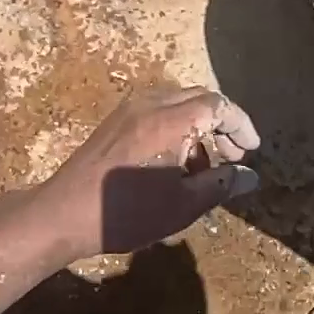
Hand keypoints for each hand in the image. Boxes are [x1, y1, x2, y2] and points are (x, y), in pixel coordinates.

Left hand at [35, 86, 261, 259]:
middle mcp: (148, 105)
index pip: (217, 105)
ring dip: (197, 126)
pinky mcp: (114, 122)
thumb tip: (250, 176)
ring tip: (202, 168)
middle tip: (233, 157)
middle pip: (197, 98)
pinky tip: (173, 163)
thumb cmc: (127, 213)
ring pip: (176, 104)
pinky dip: (175, 128)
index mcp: (169, 121)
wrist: (63, 214)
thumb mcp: (182, 205)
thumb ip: (219, 185)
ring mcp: (127, 111)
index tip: (251, 151)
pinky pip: (155, 112)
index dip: (240, 125)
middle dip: (221, 123)